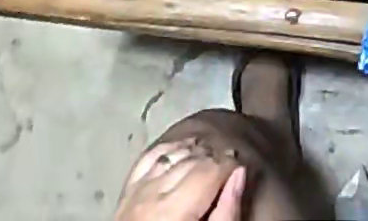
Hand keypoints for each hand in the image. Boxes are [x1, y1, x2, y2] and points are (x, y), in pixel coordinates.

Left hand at [113, 137, 246, 220]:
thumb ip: (227, 214)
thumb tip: (240, 174)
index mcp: (173, 213)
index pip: (210, 169)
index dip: (230, 164)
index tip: (241, 168)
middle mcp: (151, 197)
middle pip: (192, 160)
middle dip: (214, 159)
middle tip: (229, 168)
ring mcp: (135, 194)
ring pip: (171, 155)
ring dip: (192, 153)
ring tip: (209, 162)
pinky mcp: (125, 196)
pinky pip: (149, 159)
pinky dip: (168, 152)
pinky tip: (179, 154)